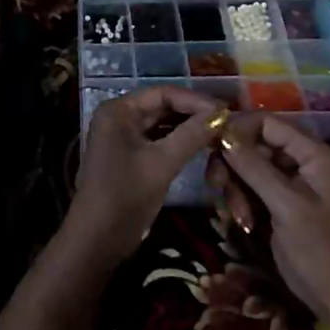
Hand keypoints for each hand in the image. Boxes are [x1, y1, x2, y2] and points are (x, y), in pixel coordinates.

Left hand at [63, 87, 221, 271]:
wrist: (99, 236)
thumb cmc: (125, 194)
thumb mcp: (161, 163)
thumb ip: (191, 135)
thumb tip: (223, 113)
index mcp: (118, 110)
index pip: (163, 93)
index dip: (196, 100)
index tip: (228, 111)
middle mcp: (119, 117)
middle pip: (163, 106)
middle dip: (194, 113)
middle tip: (231, 121)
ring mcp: (124, 137)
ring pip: (163, 124)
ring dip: (190, 127)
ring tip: (223, 132)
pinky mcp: (132, 156)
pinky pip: (159, 140)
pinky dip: (180, 142)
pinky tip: (205, 146)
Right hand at [207, 115, 329, 325]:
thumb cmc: (322, 250)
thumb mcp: (287, 207)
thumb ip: (254, 168)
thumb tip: (222, 133)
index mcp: (313, 155)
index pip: (266, 122)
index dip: (237, 129)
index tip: (212, 148)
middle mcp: (299, 161)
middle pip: (250, 142)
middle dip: (231, 165)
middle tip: (219, 188)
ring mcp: (287, 181)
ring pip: (243, 165)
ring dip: (233, 187)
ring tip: (238, 216)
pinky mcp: (275, 200)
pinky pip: (246, 185)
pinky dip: (238, 200)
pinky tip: (242, 222)